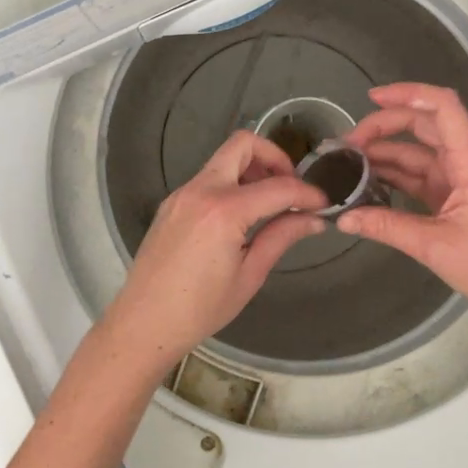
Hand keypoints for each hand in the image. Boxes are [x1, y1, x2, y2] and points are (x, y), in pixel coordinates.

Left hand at [104, 131, 327, 366]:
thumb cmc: (201, 308)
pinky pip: (207, 179)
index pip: (278, 187)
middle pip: (243, 145)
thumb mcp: (250, 275)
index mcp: (223, 210)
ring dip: (251, 170)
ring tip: (270, 205)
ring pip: (223, 159)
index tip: (323, 204)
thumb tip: (314, 219)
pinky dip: (231, 184)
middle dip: (274, 158)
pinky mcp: (172, 203)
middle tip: (290, 188)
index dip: (307, 193)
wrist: (144, 322)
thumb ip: (281, 237)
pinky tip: (241, 217)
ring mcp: (181, 194)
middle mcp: (200, 190)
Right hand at [338, 83, 467, 320]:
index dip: (409, 94)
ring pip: (417, 152)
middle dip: (384, 126)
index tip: (372, 99)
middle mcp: (464, 163)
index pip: (443, 109)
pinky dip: (393, 176)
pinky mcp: (452, 198)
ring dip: (384, 153)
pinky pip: (418, 176)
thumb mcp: (435, 247)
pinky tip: (367, 183)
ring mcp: (458, 180)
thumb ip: (387, 228)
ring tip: (348, 164)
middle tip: (347, 144)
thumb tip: (344, 218)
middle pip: (424, 126)